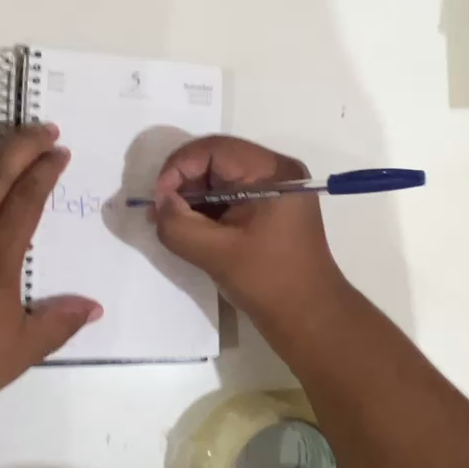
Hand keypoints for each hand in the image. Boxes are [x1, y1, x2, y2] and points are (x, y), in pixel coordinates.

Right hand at [150, 136, 343, 319]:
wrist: (310, 317)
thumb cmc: (269, 282)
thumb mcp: (216, 254)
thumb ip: (179, 225)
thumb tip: (159, 204)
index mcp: (272, 172)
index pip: (214, 150)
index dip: (178, 168)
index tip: (158, 200)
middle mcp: (275, 171)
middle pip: (215, 160)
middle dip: (182, 183)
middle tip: (159, 211)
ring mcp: (272, 189)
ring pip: (218, 178)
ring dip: (191, 197)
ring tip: (168, 222)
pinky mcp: (267, 207)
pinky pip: (228, 195)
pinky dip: (204, 208)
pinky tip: (186, 227)